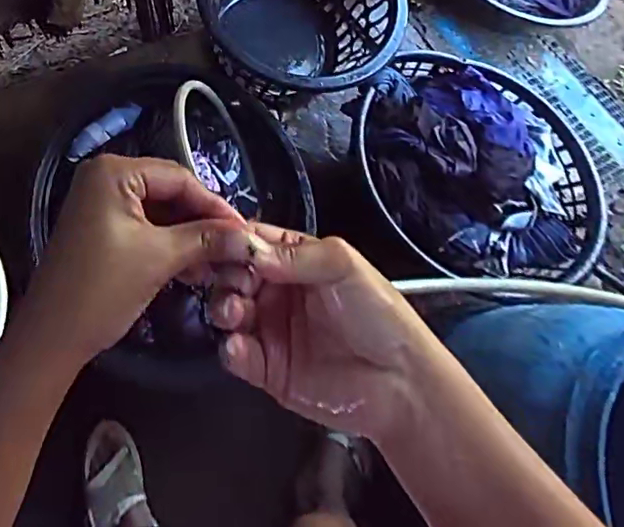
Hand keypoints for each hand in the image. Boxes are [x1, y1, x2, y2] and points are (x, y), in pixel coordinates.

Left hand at [26, 154, 245, 367]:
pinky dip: (167, 243)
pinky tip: (192, 267)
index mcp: (114, 171)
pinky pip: (143, 225)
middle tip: (233, 245)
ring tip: (216, 262)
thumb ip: (205, 239)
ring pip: (159, 210)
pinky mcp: (100, 225)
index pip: (178, 177)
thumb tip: (246, 235)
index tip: (243, 229)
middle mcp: (104, 176)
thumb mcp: (159, 258)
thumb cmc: (102, 289)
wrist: (51, 336)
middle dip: (201, 220)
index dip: (214, 204)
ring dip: (187, 235)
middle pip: (168, 191)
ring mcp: (100, 201)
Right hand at [208, 224, 446, 443]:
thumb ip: (295, 256)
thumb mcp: (343, 266)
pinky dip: (230, 349)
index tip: (220, 244)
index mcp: (292, 258)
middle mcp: (275, 289)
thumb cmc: (380, 314)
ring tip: (234, 312)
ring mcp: (269, 328)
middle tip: (234, 283)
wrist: (403, 384)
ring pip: (227, 310)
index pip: (250, 240)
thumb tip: (251, 250)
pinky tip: (238, 346)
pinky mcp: (267, 368)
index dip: (232, 240)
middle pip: (231, 273)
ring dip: (223, 307)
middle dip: (224, 274)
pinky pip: (236, 355)